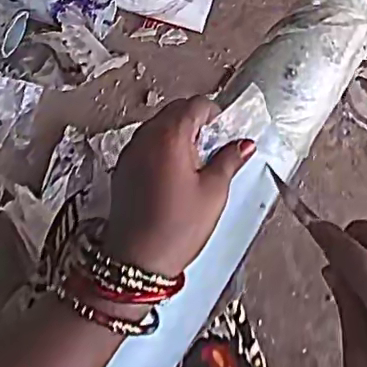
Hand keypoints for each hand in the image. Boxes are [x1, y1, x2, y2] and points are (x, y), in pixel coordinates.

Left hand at [104, 97, 253, 277]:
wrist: (137, 261)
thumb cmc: (174, 229)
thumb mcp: (213, 192)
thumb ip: (229, 160)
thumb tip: (242, 145)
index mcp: (170, 136)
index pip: (196, 104)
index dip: (214, 114)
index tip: (224, 131)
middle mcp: (147, 136)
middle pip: (175, 110)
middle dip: (196, 121)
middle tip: (213, 146)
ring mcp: (132, 150)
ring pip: (159, 124)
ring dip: (178, 132)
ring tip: (194, 162)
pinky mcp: (124, 165)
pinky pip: (146, 142)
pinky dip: (161, 146)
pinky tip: (174, 173)